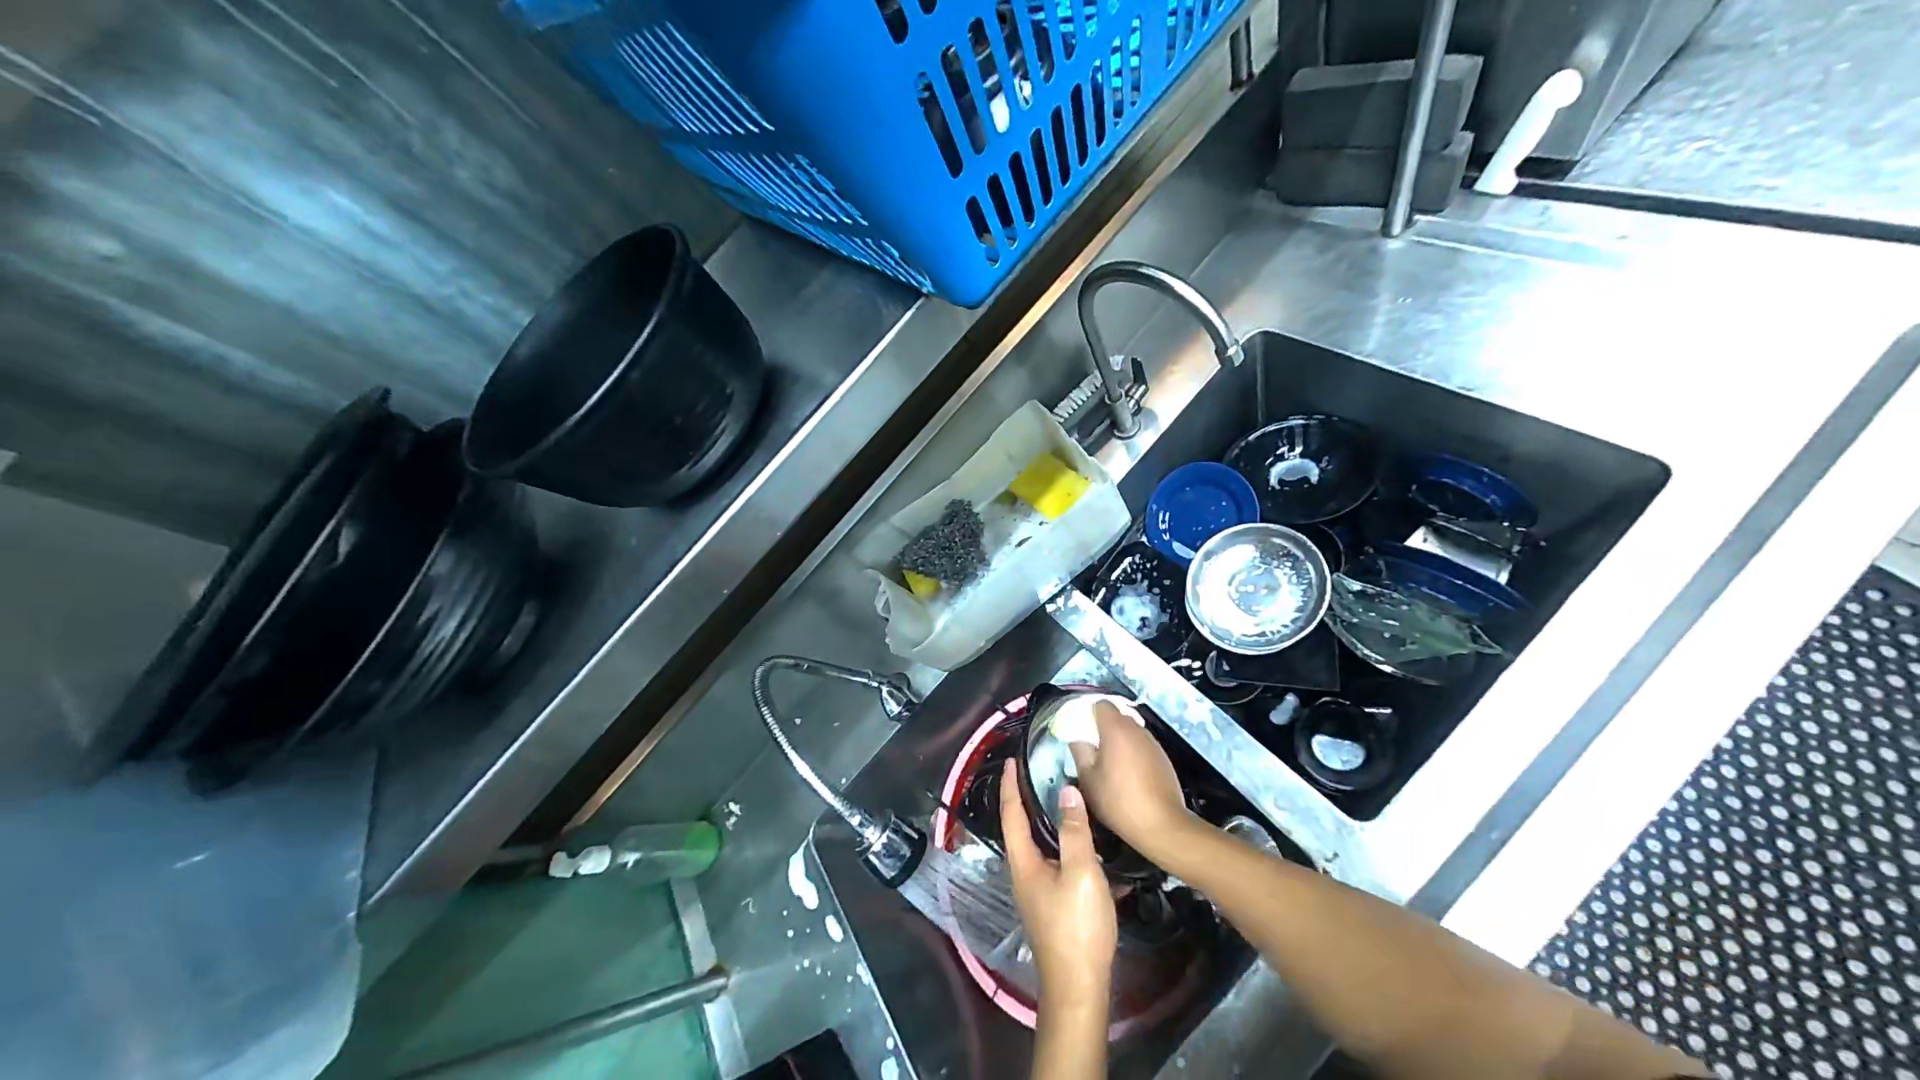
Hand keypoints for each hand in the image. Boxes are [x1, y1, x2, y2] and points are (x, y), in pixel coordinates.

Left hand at [999, 758, 1116, 1005]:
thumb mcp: (1081, 873)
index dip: (1009, 785)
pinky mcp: (1053, 905)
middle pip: (1020, 828)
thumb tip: (1065, 791)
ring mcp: (1038, 891)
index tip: (1010, 760)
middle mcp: (1024, 873)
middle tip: (1038, 772)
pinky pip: (1057, 864)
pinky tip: (1090, 846)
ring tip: (1063, 800)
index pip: (1010, 813)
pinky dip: (1067, 847)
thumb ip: (1074, 832)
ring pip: (1040, 846)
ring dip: (1046, 822)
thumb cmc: (1077, 926)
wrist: (1079, 986)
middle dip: (1025, 799)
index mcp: (1023, 862)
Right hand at [1067, 702, 1200, 859]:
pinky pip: (1143, 747)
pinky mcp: (1164, 759)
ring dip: (1120, 741)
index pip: (1101, 704)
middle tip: (1093, 749)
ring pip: (1131, 732)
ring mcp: (1154, 744)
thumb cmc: (1118, 799)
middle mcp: (1137, 729)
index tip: (1081, 730)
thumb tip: (1077, 737)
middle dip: (1103, 728)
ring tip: (1110, 764)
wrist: (1161, 825)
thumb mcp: (1088, 778)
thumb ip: (1079, 751)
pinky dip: (1134, 753)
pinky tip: (1129, 776)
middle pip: (1117, 716)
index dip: (1089, 713)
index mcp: (1116, 728)